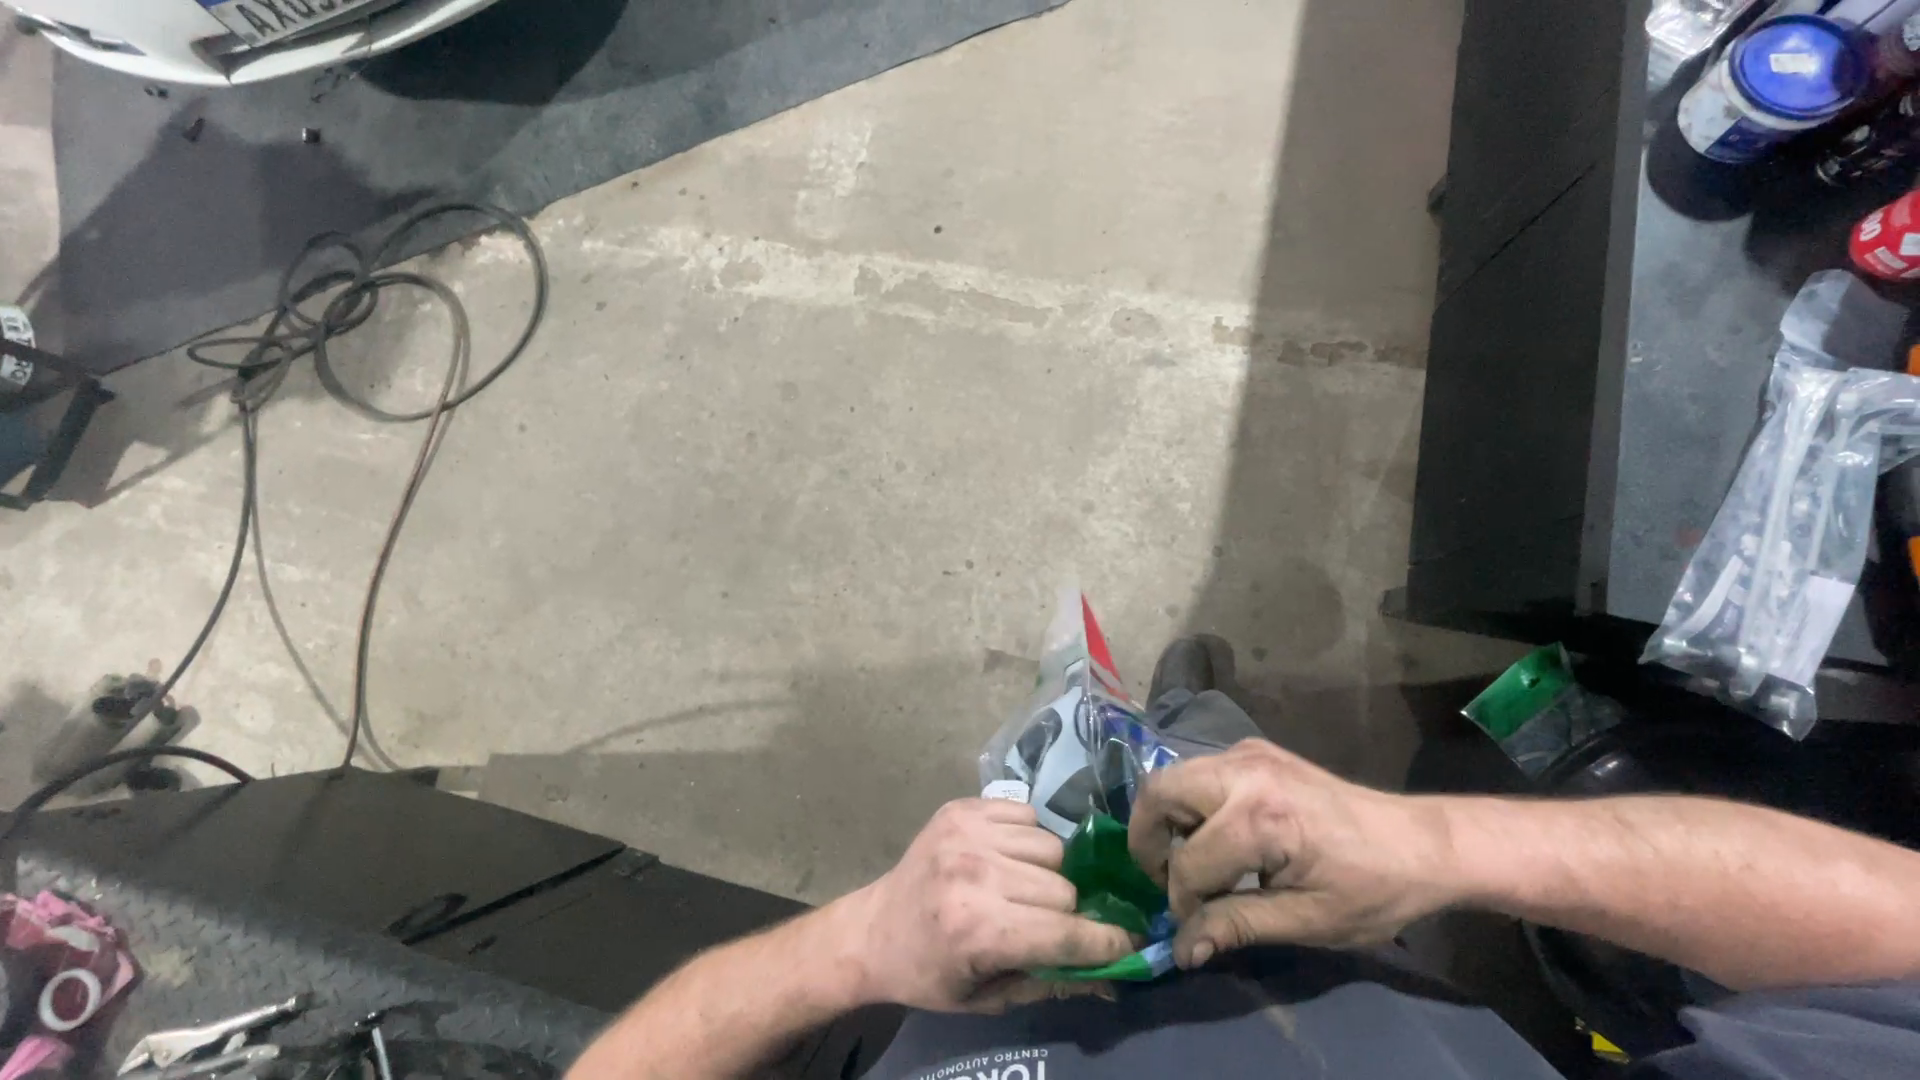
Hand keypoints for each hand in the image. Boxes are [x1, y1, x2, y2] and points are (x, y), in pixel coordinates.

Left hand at [843, 798, 1134, 1011]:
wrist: (874, 930)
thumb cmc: (930, 972)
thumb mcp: (988, 997)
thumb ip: (1051, 980)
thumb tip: (1113, 971)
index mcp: (979, 928)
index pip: (1065, 931)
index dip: (1104, 940)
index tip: (1128, 941)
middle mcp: (975, 874)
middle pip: (1064, 886)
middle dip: (1066, 910)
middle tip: (1044, 922)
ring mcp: (967, 833)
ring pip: (1051, 846)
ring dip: (1048, 871)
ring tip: (1023, 887)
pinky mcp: (961, 808)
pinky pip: (1027, 814)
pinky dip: (1028, 837)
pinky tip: (1007, 856)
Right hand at [1128, 739, 1457, 966]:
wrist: (1421, 842)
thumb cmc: (1371, 889)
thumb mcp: (1306, 920)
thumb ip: (1236, 926)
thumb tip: (1182, 949)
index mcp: (1260, 817)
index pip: (1188, 863)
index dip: (1183, 902)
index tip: (1194, 927)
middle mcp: (1243, 772)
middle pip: (1158, 794)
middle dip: (1148, 841)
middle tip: (1163, 879)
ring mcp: (1246, 753)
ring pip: (1171, 777)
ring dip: (1166, 820)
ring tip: (1187, 860)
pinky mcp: (1252, 750)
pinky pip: (1197, 772)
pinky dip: (1189, 804)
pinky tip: (1213, 837)